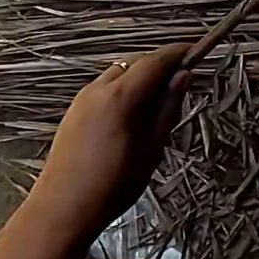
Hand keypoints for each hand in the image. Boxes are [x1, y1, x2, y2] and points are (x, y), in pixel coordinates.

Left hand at [29, 44, 190, 241]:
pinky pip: (104, 88)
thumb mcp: (152, 147)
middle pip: (136, 63)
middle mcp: (100, 88)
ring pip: (118, 74)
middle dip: (159, 66)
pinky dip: (123, 89)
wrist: (63, 208)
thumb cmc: (115, 184)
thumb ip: (168, 108)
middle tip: (180, 81)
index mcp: (122, 95)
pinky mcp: (74, 111)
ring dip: (140, 77)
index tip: (195, 50)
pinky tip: (131, 114)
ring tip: (157, 101)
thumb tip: (184, 76)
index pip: (155, 60)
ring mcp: (83, 98)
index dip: (177, 52)